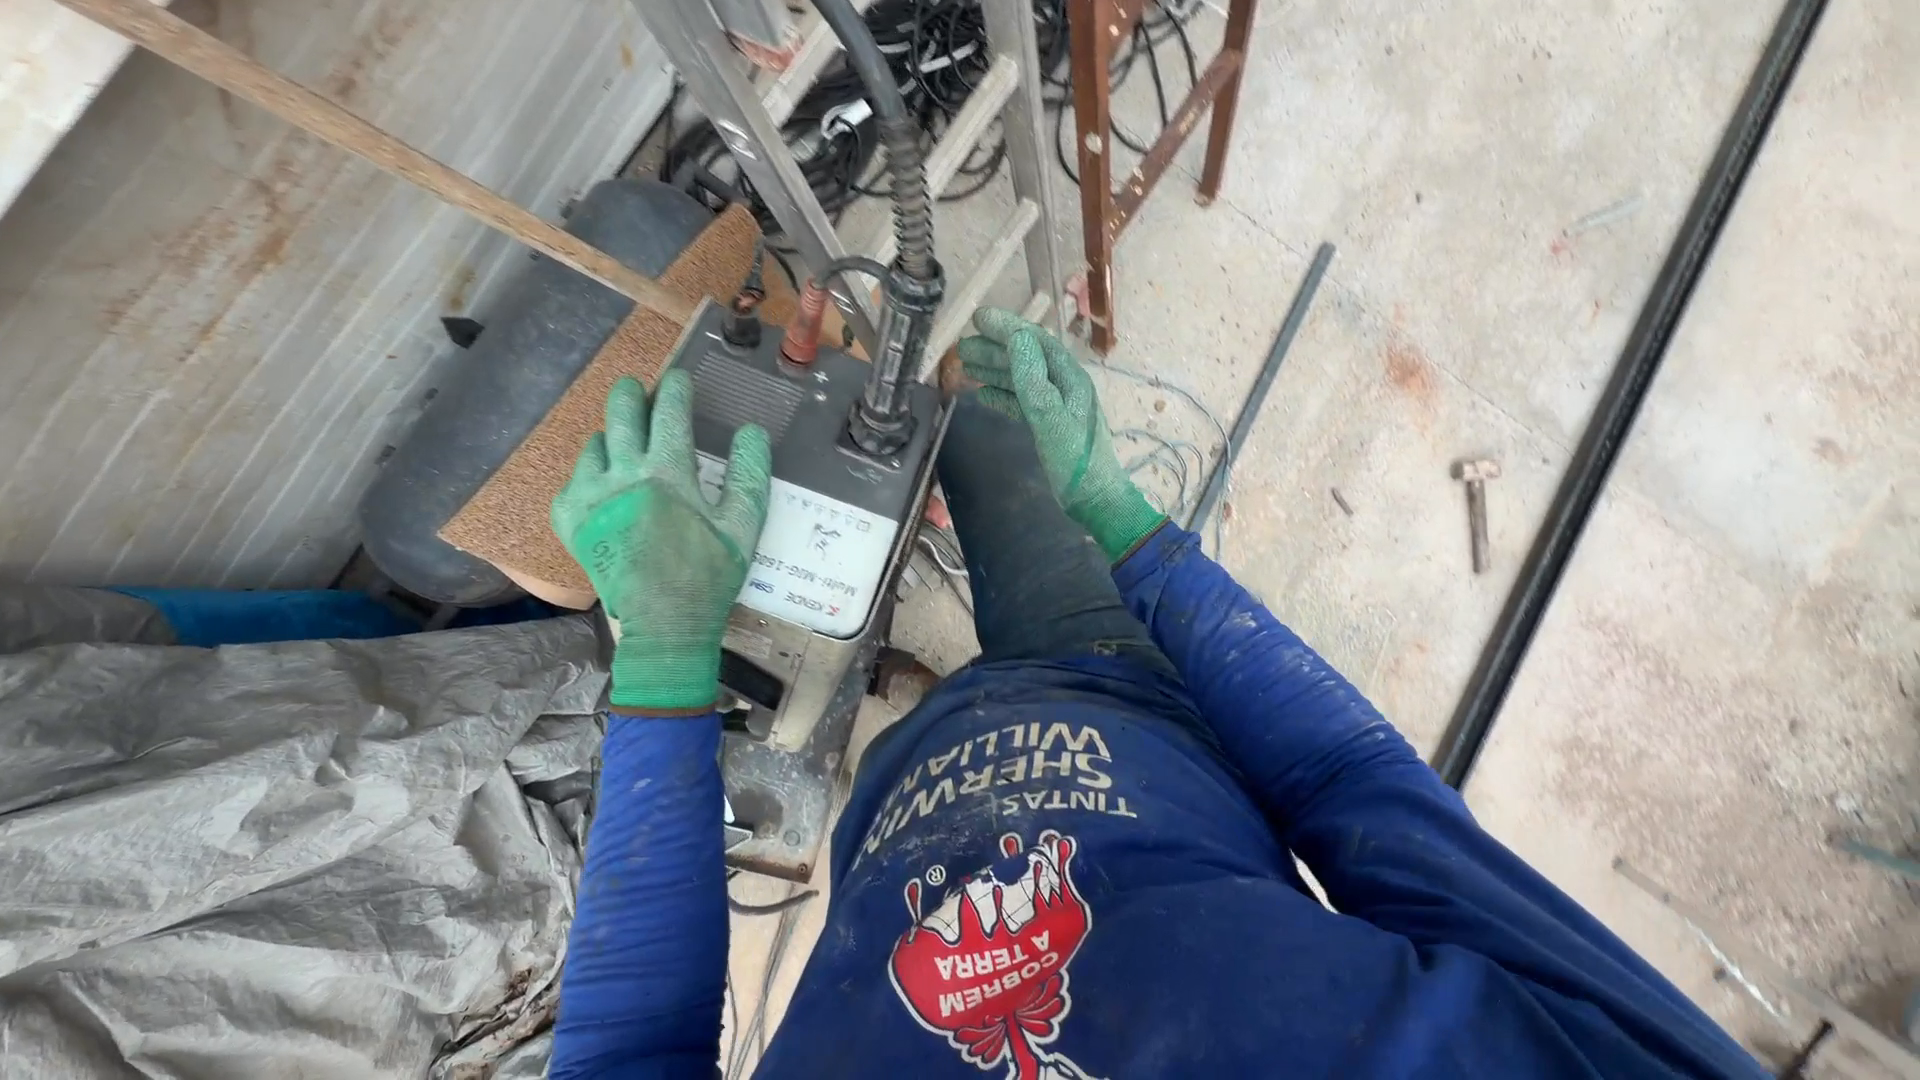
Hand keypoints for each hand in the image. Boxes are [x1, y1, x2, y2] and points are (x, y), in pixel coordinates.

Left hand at [551, 371, 770, 711]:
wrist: (663, 623)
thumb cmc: (709, 574)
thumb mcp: (743, 526)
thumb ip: (750, 473)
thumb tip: (752, 431)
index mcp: (668, 474)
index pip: (671, 412)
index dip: (677, 389)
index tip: (681, 380)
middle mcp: (622, 475)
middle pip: (622, 413)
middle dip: (633, 394)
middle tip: (641, 390)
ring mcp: (589, 496)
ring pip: (595, 444)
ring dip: (613, 436)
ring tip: (626, 443)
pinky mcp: (569, 520)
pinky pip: (574, 480)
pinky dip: (591, 474)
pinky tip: (606, 485)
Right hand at [957, 307, 1165, 560]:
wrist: (1094, 500)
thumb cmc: (1074, 461)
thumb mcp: (1050, 418)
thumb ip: (1033, 379)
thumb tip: (1017, 339)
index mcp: (1068, 379)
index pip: (1035, 342)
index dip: (1007, 328)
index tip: (978, 318)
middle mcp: (1063, 386)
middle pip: (1025, 357)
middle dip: (994, 349)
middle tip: (962, 347)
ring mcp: (1057, 406)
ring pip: (1021, 379)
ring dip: (994, 370)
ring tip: (965, 366)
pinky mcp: (1049, 425)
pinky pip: (1022, 401)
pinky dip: (1001, 395)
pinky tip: (983, 395)